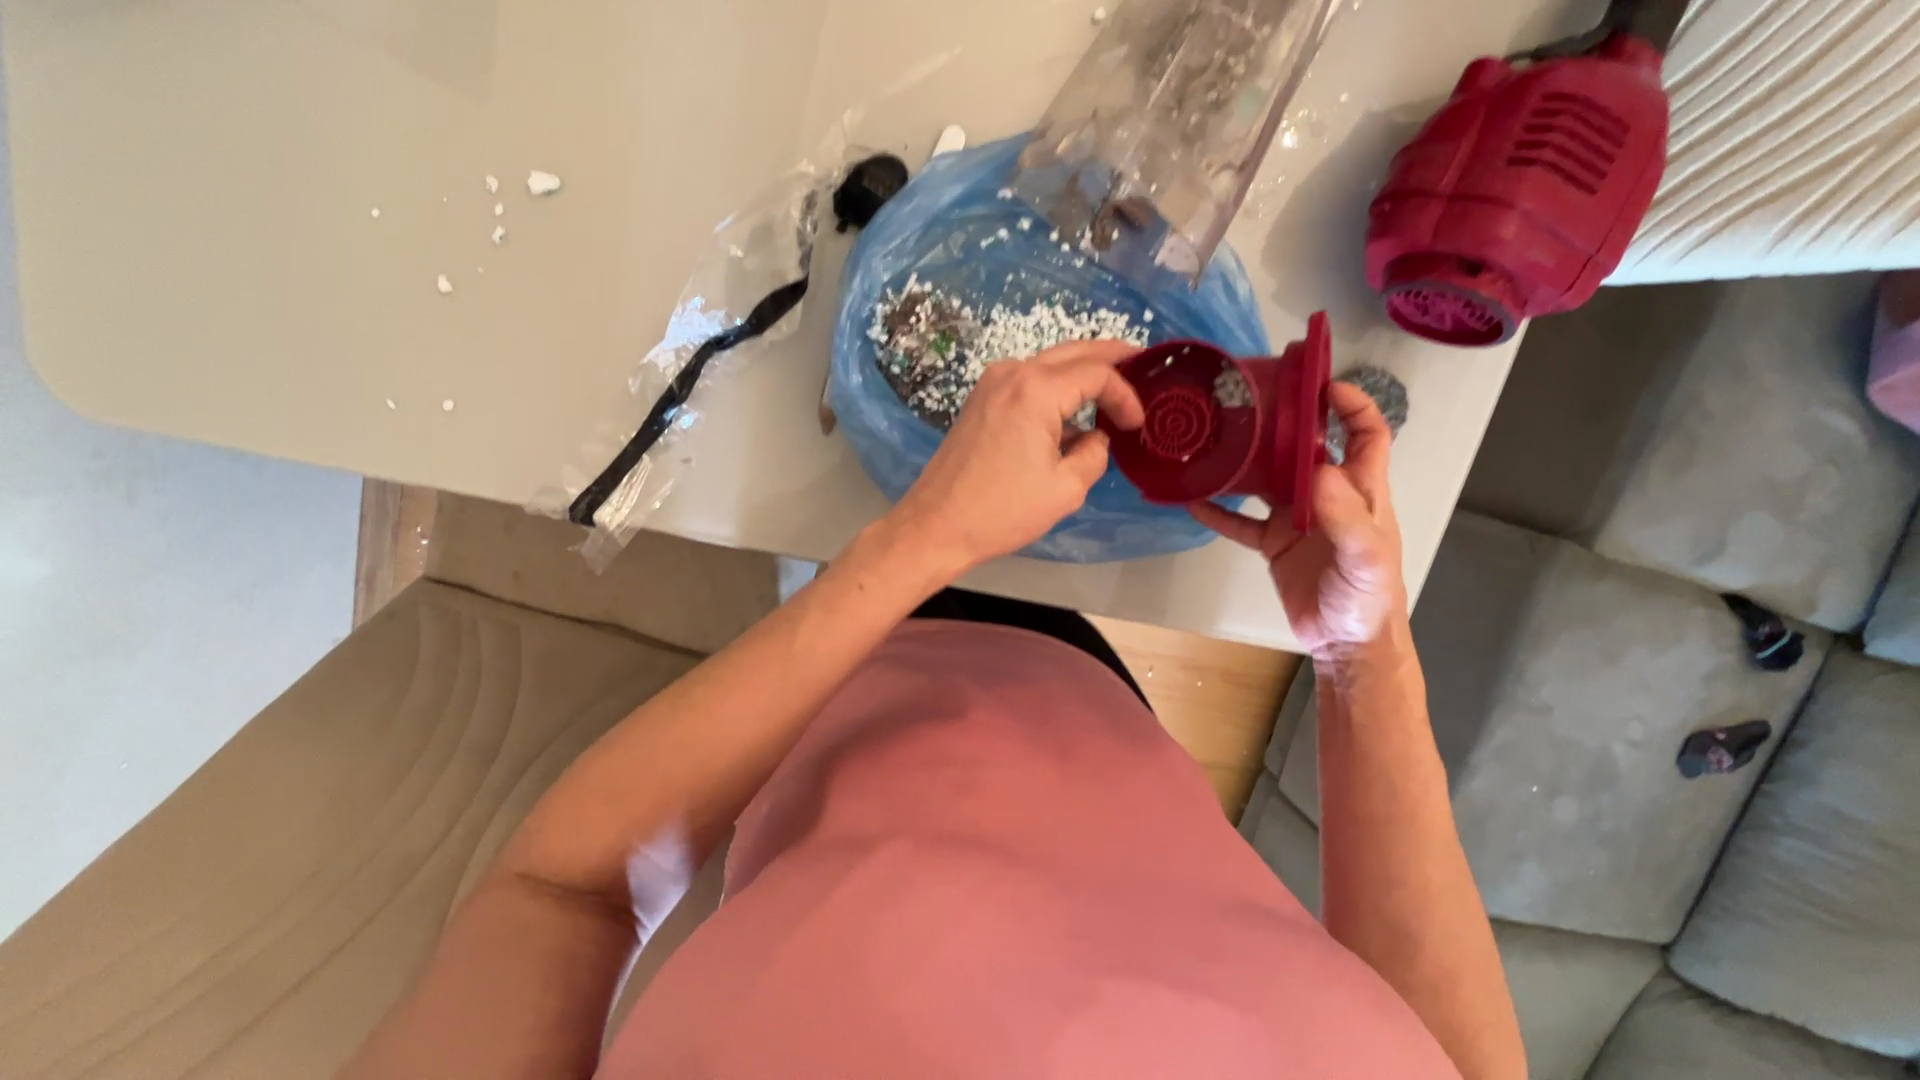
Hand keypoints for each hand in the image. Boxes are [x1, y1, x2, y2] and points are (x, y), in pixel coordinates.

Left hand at [886, 340, 1146, 576]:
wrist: (936, 525)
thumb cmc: (1001, 511)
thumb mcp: (1066, 489)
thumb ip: (1094, 455)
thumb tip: (1096, 438)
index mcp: (1036, 390)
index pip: (1097, 374)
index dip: (1126, 394)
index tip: (1139, 423)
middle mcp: (1012, 373)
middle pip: (1073, 352)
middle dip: (1111, 356)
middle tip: (1143, 363)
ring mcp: (991, 383)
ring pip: (1049, 363)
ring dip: (1082, 371)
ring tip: (1113, 387)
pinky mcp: (980, 400)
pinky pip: (1028, 382)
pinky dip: (1056, 388)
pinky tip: (1073, 412)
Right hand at [1190, 383, 1406, 658]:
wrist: (1345, 643)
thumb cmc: (1368, 597)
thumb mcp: (1364, 556)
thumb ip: (1344, 514)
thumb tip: (1316, 469)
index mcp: (1361, 490)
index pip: (1366, 434)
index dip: (1352, 405)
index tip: (1323, 385)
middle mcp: (1328, 495)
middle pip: (1307, 447)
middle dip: (1286, 422)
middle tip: (1252, 400)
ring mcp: (1298, 519)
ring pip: (1268, 480)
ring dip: (1245, 462)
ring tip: (1215, 440)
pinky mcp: (1274, 543)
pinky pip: (1241, 522)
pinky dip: (1218, 512)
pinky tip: (1193, 501)